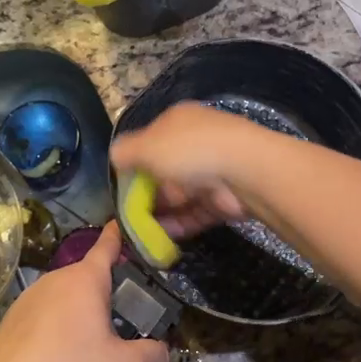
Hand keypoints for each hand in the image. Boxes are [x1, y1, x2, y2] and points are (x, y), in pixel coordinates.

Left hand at [0, 223, 170, 361]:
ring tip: (86, 348)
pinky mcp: (10, 319)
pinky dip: (53, 328)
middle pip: (86, 278)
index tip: (119, 223)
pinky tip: (56, 358)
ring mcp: (28, 297)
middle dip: (103, 293)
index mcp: (86, 280)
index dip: (116, 235)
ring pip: (63, 298)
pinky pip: (42, 315)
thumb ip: (154, 357)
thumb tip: (163, 353)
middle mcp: (55, 278)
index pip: (106, 246)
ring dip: (77, 313)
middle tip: (118, 321)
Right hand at [109, 102, 266, 237]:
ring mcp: (211, 171)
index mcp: (177, 122)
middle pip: (164, 170)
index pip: (149, 141)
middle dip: (147, 193)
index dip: (134, 163)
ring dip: (161, 214)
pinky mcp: (223, 199)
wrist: (245, 170)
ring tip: (139, 234)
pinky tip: (160, 240)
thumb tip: (115, 156)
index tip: (121, 186)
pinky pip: (195, 213)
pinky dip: (179, 225)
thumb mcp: (147, 146)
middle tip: (129, 215)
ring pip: (179, 195)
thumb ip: (126, 152)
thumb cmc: (189, 150)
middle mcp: (195, 143)